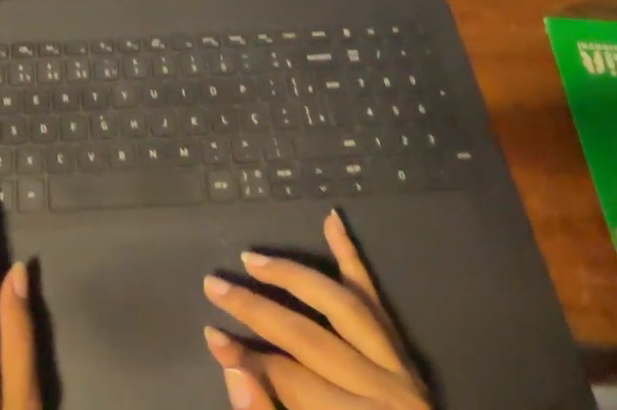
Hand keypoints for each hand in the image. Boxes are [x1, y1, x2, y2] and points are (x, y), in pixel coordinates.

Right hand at [202, 210, 430, 408]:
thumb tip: (233, 369)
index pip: (288, 377)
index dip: (244, 357)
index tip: (209, 333)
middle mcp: (384, 392)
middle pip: (307, 337)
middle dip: (256, 309)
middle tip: (214, 285)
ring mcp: (400, 371)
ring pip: (341, 306)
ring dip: (293, 276)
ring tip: (252, 258)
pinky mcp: (406, 358)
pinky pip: (376, 302)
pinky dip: (353, 259)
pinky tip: (332, 223)